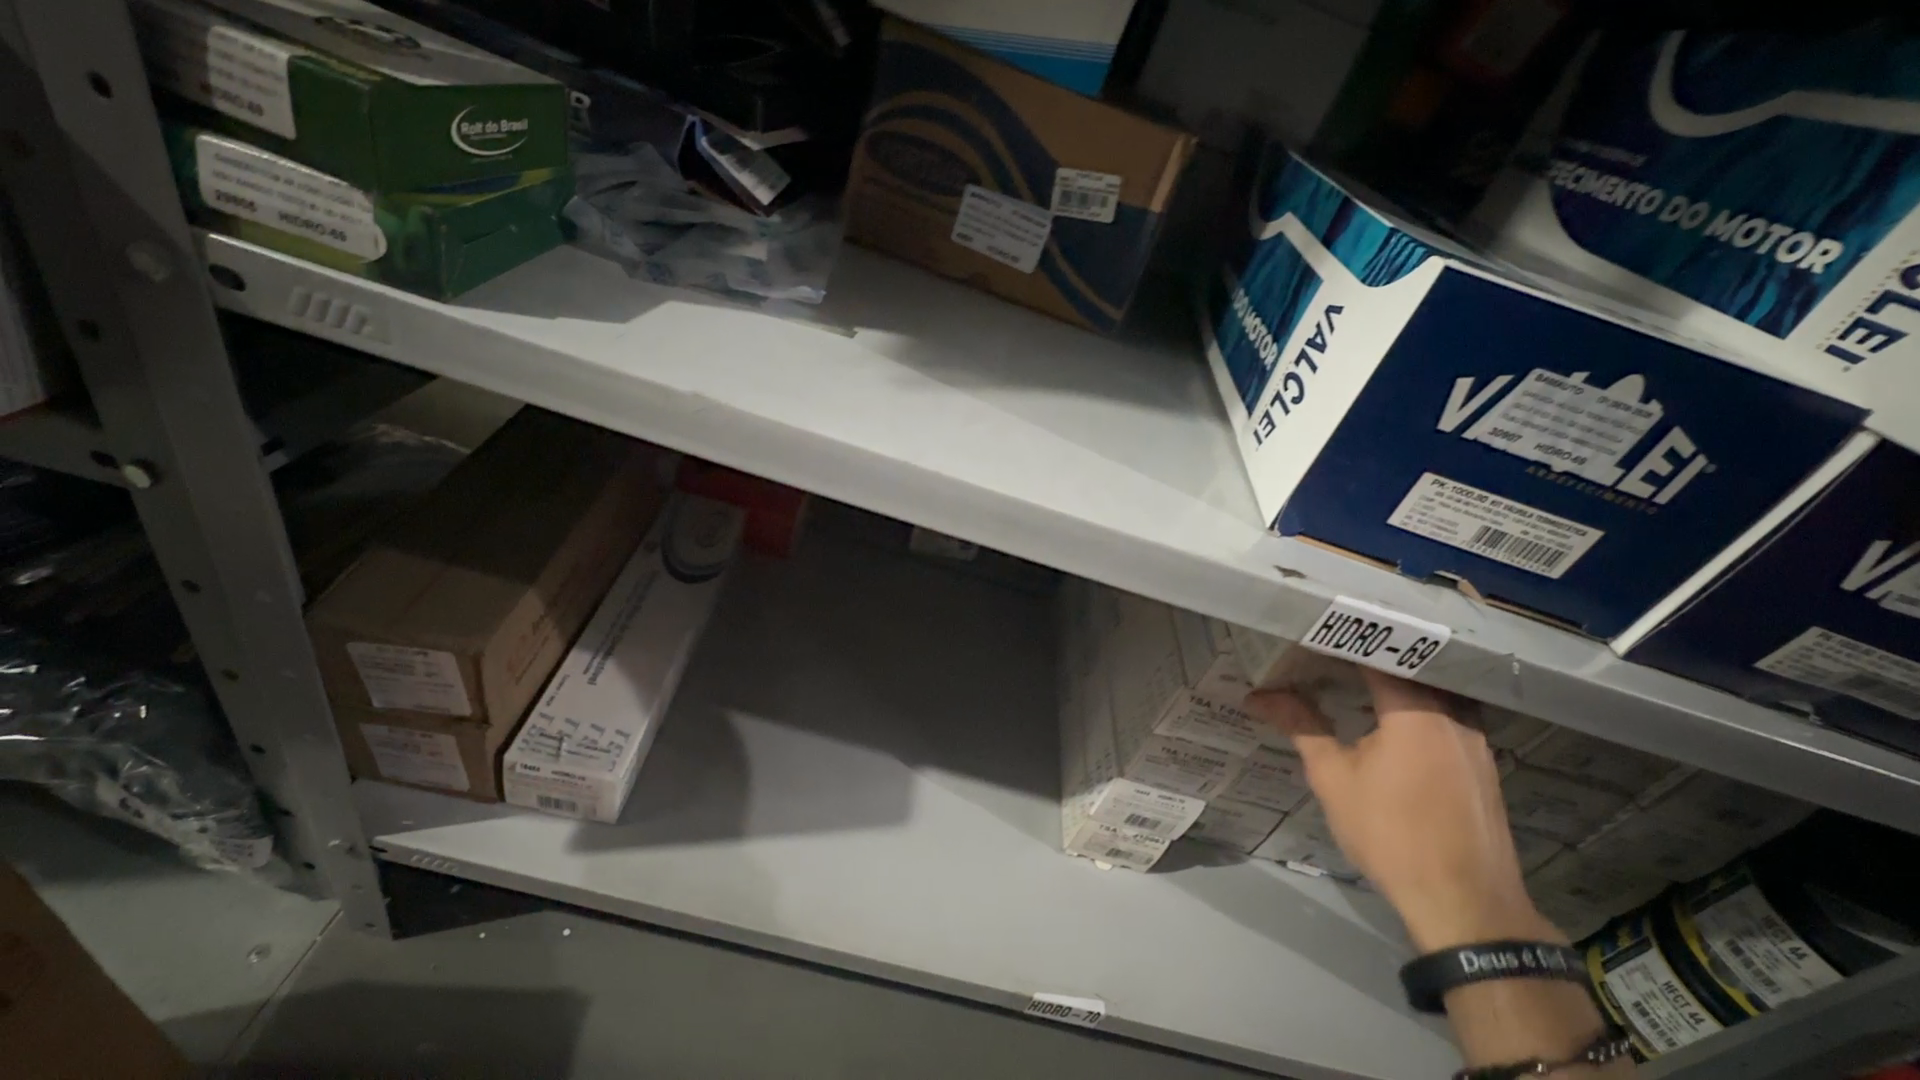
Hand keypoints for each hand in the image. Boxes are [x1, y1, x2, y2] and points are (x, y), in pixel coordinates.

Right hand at [1244, 668, 1562, 950]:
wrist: (1463, 901)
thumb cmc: (1390, 834)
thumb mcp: (1334, 779)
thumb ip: (1302, 727)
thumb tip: (1259, 696)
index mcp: (1416, 710)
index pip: (1380, 654)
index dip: (1347, 640)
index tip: (1317, 632)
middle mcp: (1454, 713)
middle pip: (1414, 667)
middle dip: (1374, 657)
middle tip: (1334, 652)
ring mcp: (1477, 739)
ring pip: (1438, 692)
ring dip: (1403, 683)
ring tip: (1363, 682)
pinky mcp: (1485, 764)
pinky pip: (1453, 717)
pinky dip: (1424, 709)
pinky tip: (1400, 725)